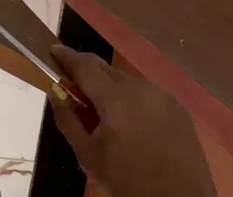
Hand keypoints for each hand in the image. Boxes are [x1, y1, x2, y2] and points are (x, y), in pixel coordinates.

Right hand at [50, 46, 215, 196]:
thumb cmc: (129, 183)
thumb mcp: (89, 157)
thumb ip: (68, 120)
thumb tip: (56, 92)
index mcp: (116, 99)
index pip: (84, 66)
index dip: (66, 56)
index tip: (53, 50)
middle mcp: (140, 88)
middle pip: (106, 70)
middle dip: (88, 75)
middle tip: (76, 90)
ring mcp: (163, 96)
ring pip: (127, 82)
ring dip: (112, 89)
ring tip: (107, 116)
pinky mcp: (179, 108)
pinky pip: (148, 94)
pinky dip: (134, 100)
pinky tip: (133, 124)